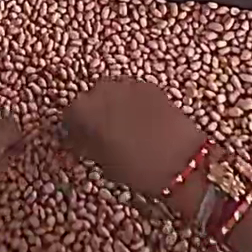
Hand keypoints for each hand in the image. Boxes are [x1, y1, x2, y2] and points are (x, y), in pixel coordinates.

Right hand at [63, 78, 206, 199]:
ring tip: (122, 128)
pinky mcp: (149, 86)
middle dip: (93, 114)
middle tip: (100, 136)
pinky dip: (131, 104)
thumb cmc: (136, 167)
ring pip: (112, 93)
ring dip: (112, 106)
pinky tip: (141, 122)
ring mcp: (128, 84)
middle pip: (90, 99)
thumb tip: (80, 139)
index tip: (78, 141)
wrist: (182, 159)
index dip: (73, 129)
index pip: (69, 114)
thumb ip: (86, 144)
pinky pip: (132, 93)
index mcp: (85, 109)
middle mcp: (102, 89)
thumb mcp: (103, 162)